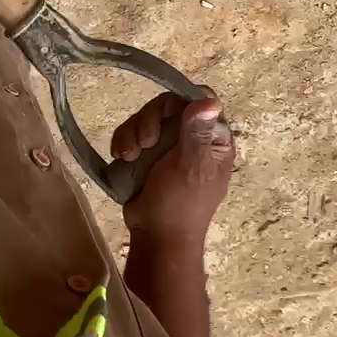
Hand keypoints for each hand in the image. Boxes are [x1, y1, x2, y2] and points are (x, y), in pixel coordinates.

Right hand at [113, 95, 235, 250]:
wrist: (154, 236)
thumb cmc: (179, 205)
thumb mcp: (190, 168)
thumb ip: (196, 134)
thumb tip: (210, 100)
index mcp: (214, 140)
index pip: (201, 100)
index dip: (180, 102)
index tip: (162, 117)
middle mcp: (193, 137)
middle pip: (168, 105)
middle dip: (149, 122)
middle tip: (144, 143)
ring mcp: (169, 145)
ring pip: (146, 117)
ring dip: (133, 134)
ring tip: (129, 156)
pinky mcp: (147, 153)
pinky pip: (132, 131)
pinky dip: (124, 141)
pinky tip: (122, 157)